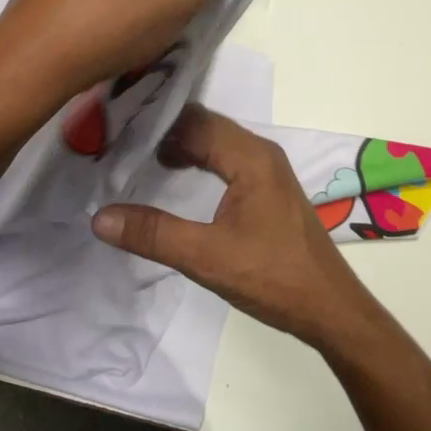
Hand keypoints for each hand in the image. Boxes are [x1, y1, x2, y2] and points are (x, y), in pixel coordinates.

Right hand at [91, 103, 379, 347]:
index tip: (115, 133)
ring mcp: (267, 169)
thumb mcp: (207, 257)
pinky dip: (198, 161)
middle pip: (204, 125)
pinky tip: (175, 178)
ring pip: (215, 142)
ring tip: (139, 161)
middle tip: (119, 144)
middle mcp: (260, 152)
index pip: (194, 121)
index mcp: (250, 156)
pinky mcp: (268, 188)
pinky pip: (225, 159)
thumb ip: (154, 234)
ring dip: (181, 146)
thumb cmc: (273, 277)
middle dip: (164, 132)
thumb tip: (100, 216)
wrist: (330, 309)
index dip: (154, 125)